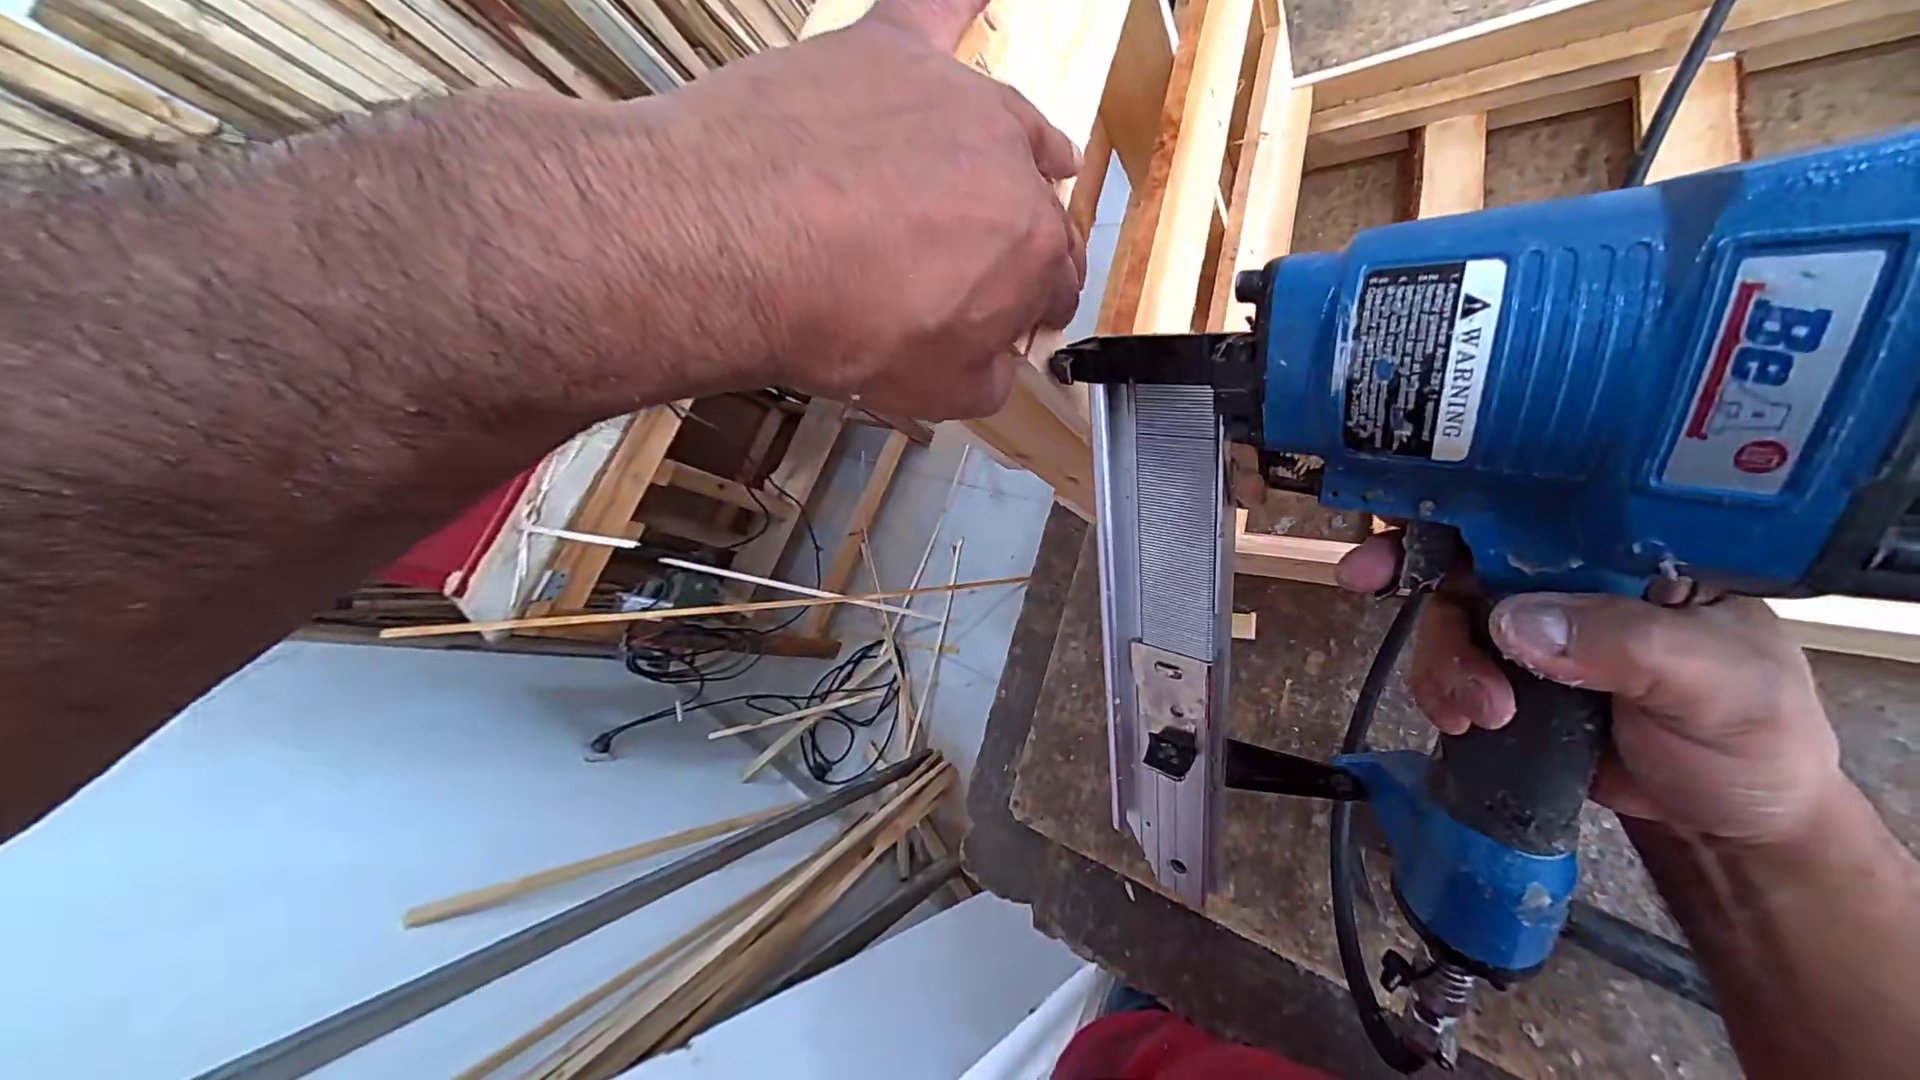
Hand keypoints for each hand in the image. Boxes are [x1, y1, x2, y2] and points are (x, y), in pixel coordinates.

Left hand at [642, 0, 1084, 418]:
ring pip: (1011, 119)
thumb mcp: (935, 394)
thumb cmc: (842, 329)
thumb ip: (990, 379)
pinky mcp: (887, 50)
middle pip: (1041, 204)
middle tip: (1004, 264)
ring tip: (1038, 160)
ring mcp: (951, 95)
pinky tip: (975, 0)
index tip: (1024, 319)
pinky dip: (956, 8)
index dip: (1043, 307)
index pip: (1058, 282)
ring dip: (1029, 147)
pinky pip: (935, 10)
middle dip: (1035, 241)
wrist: (734, 249)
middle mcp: (1009, 162)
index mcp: (1030, 250)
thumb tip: (1003, 363)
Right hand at [1335, 535, 1847, 844]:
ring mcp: (1522, 626)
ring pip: (1444, 615)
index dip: (1463, 503)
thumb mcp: (1718, 687)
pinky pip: (1438, 664)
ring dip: (1441, 660)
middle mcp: (1561, 579)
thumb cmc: (1748, 743)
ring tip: (1477, 712)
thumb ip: (1626, 646)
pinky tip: (1459, 720)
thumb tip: (1513, 621)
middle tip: (1363, 579)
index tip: (1405, 520)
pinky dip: (1435, 689)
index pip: (1536, 509)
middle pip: (1466, 556)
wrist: (1718, 823)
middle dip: (1407, 565)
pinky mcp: (1494, 671)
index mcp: (1624, 557)